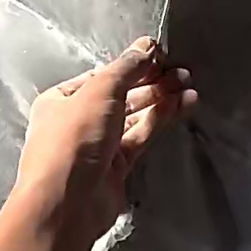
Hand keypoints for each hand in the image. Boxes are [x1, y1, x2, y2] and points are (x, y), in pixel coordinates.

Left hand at [16, 36, 195, 242]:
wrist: (67, 203)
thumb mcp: (99, 92)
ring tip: (188, 85)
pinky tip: (182, 106)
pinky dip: (161, 120)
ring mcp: (98, 145)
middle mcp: (78, 121)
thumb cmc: (73, 140)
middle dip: (150, 82)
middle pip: (120, 95)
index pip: (101, 76)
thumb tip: (148, 46)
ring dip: (160, 100)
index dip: (131, 65)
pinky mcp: (117, 167)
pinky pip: (142, 136)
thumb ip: (126, 68)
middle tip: (181, 72)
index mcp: (61, 99)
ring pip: (134, 116)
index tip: (160, 56)